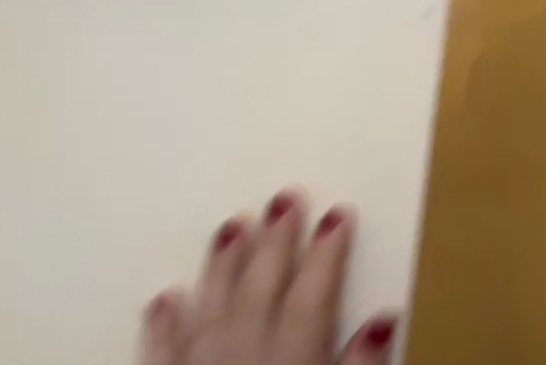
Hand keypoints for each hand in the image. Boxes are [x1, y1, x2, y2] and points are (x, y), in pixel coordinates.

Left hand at [140, 191, 397, 364]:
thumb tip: (386, 317)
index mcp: (291, 362)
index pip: (311, 297)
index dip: (328, 252)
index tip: (338, 212)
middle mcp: (241, 362)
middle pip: (260, 292)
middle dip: (274, 243)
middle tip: (283, 197)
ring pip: (209, 312)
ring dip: (221, 268)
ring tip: (230, 225)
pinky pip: (159, 358)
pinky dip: (162, 326)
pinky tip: (165, 298)